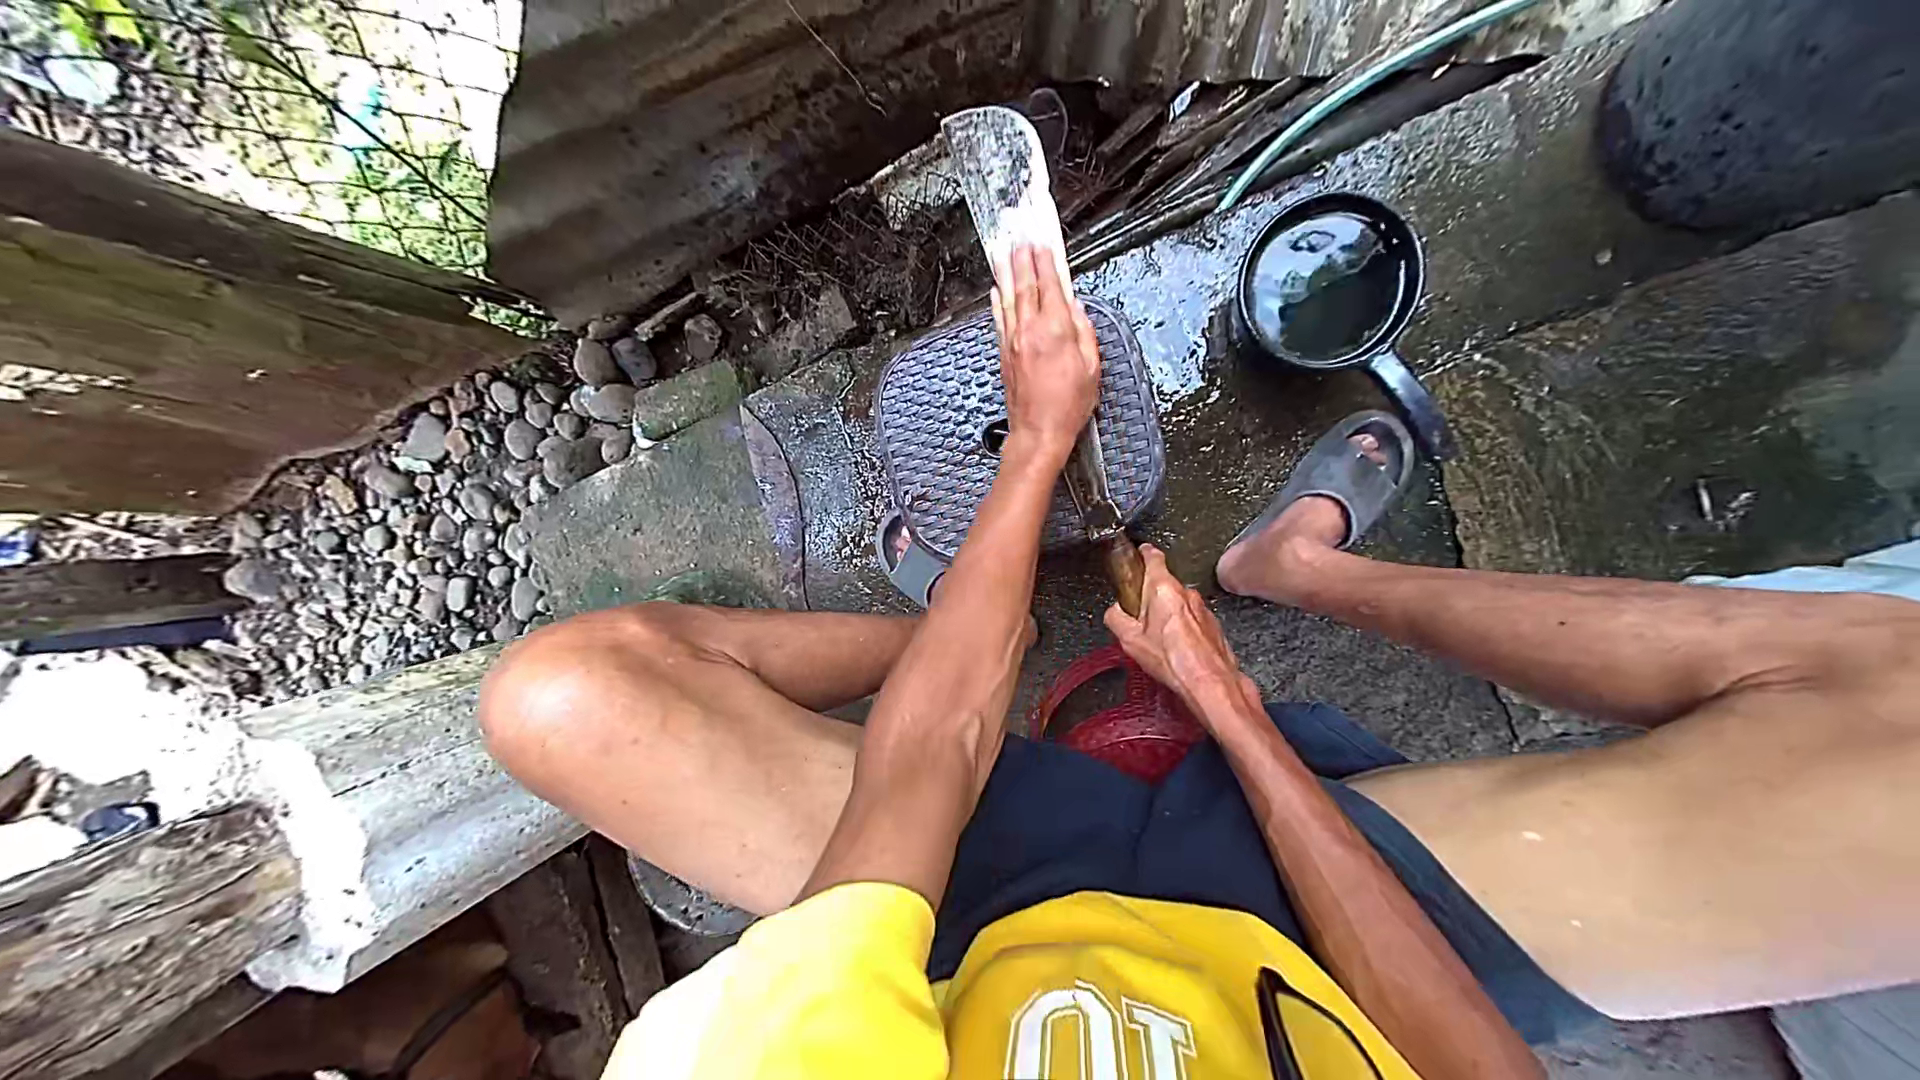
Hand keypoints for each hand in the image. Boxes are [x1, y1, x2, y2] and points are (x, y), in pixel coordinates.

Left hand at [991, 244, 1100, 458]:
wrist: (1038, 432)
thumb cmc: (1067, 406)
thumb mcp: (1092, 368)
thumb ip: (1084, 332)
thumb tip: (1076, 309)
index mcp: (1056, 331)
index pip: (1050, 285)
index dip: (1046, 260)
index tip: (1042, 242)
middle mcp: (1030, 332)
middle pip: (1025, 285)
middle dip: (1023, 257)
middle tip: (1019, 235)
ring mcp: (1013, 342)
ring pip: (1008, 298)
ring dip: (1006, 271)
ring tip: (1003, 251)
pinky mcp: (1004, 354)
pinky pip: (999, 319)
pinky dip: (997, 301)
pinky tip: (996, 289)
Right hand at [1104, 545, 1260, 723]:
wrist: (1210, 682)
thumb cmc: (1174, 661)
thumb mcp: (1129, 640)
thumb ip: (1115, 618)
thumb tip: (1114, 612)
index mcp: (1163, 588)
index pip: (1152, 556)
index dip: (1142, 553)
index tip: (1137, 554)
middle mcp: (1186, 592)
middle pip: (1163, 583)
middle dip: (1150, 595)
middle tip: (1139, 615)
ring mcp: (1202, 608)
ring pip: (1178, 602)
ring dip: (1168, 613)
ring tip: (1159, 638)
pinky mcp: (1211, 623)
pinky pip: (1191, 618)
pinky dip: (1183, 627)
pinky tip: (1176, 648)